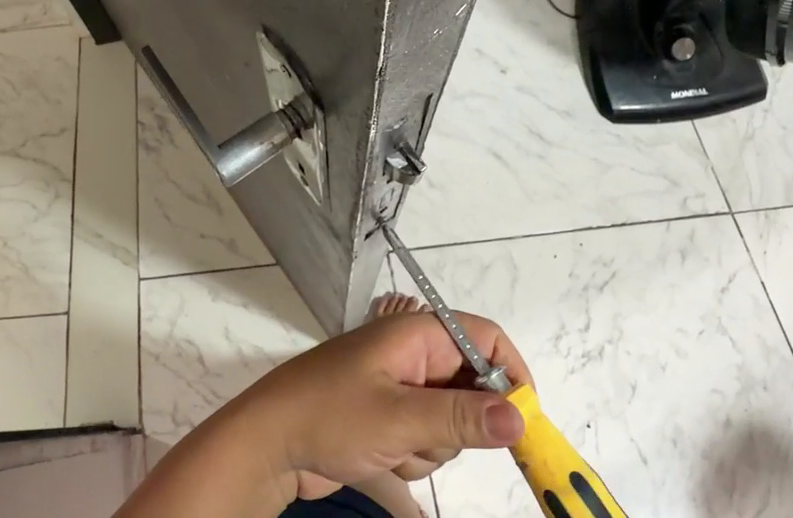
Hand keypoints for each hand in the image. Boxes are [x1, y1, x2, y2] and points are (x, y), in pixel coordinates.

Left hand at [227, 307, 531, 500]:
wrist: (270, 442)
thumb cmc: (331, 415)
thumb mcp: (400, 418)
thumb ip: (462, 417)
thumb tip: (520, 417)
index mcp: (415, 335)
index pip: (484, 338)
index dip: (510, 373)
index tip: (522, 420)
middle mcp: (411, 355)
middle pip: (472, 387)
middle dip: (459, 424)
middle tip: (427, 434)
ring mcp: (399, 389)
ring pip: (451, 423)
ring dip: (430, 446)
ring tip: (392, 445)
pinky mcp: (388, 419)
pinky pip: (425, 440)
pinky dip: (412, 456)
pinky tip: (381, 458)